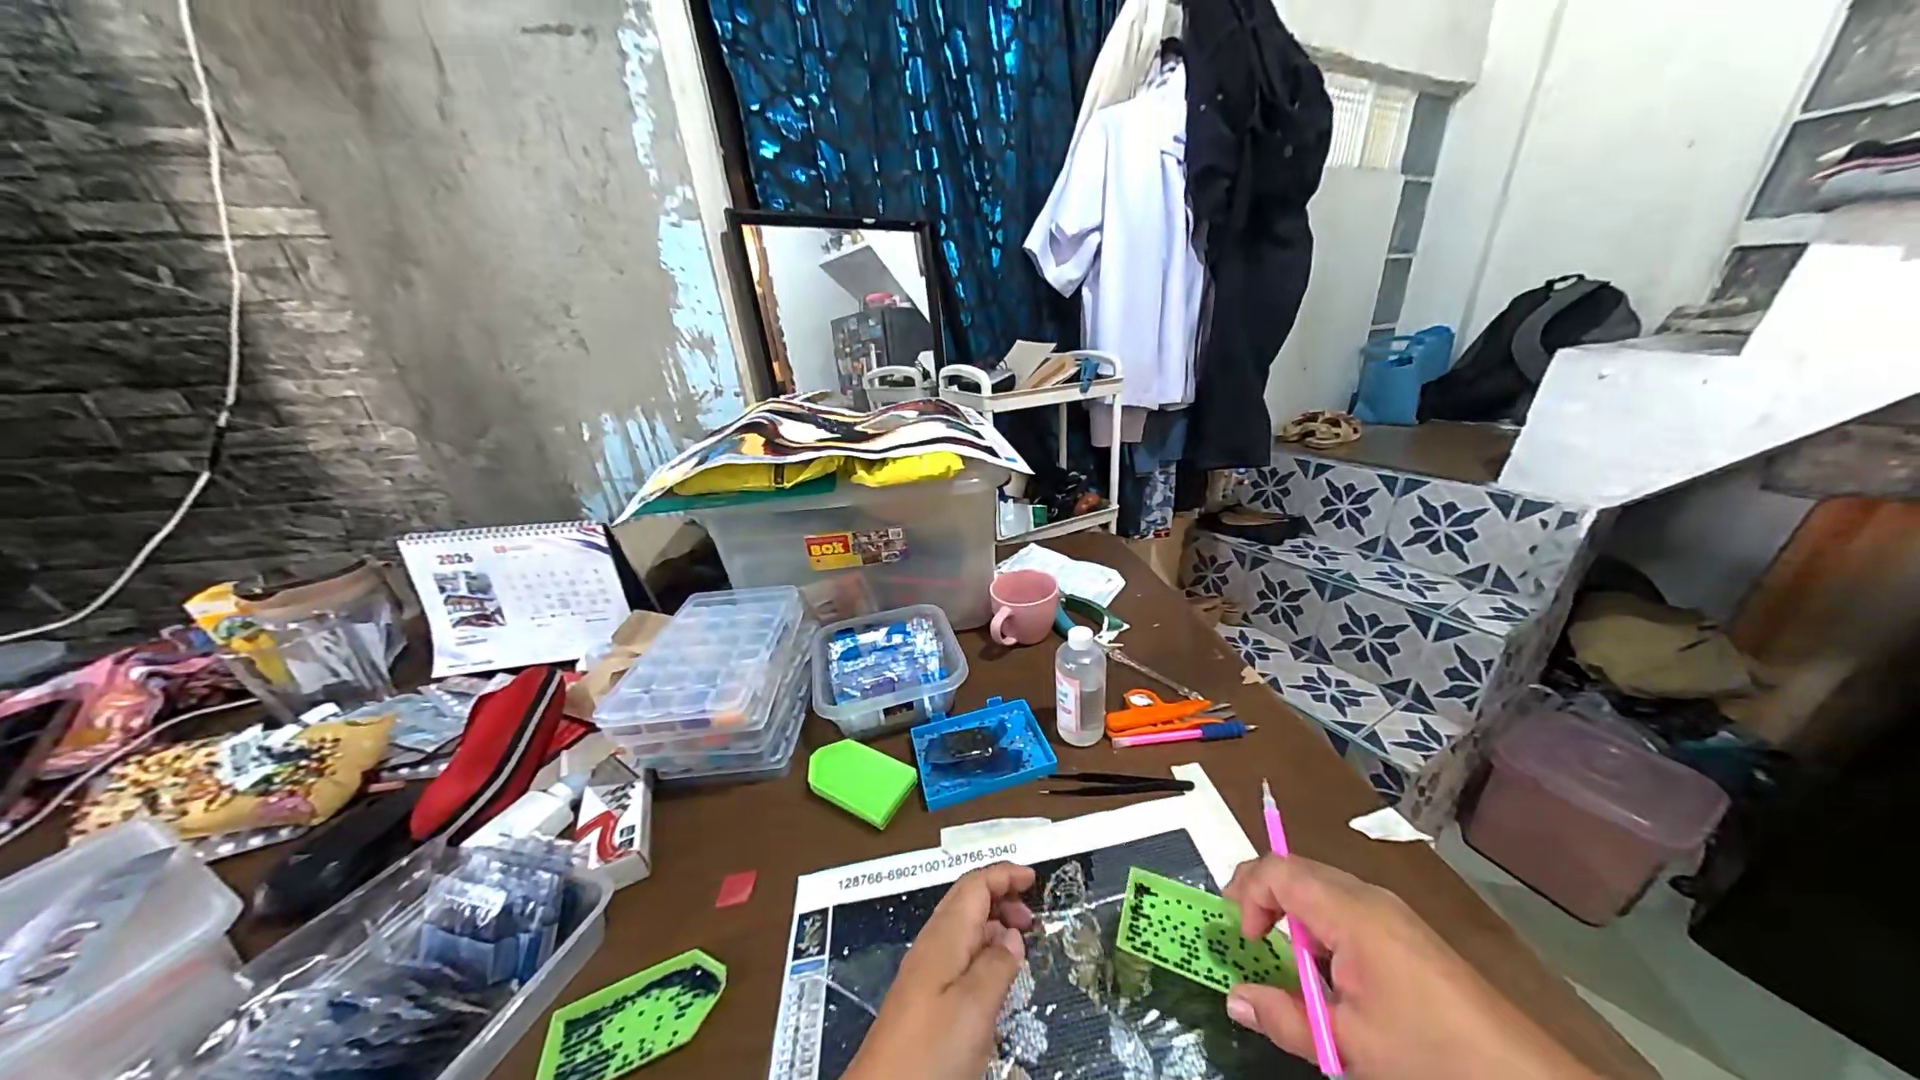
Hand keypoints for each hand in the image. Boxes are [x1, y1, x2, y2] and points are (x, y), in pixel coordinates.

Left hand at [844, 862, 1036, 1079]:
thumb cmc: (930, 1050)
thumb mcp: (974, 1008)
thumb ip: (996, 966)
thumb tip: (1012, 936)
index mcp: (944, 936)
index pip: (974, 885)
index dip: (1003, 874)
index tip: (1033, 877)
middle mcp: (933, 944)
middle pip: (967, 900)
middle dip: (1001, 895)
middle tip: (1032, 918)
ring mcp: (926, 970)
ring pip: (964, 927)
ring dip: (994, 923)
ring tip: (1021, 945)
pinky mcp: (925, 996)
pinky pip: (960, 953)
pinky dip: (984, 949)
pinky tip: (996, 975)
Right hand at [1223, 855, 1600, 1079]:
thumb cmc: (1434, 1058)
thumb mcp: (1350, 1046)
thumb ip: (1284, 1018)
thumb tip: (1235, 999)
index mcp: (1351, 912)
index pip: (1277, 871)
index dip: (1247, 896)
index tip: (1245, 943)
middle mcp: (1368, 897)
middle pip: (1295, 871)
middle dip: (1262, 899)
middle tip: (1249, 943)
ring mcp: (1391, 912)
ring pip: (1319, 888)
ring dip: (1291, 916)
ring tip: (1287, 965)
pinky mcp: (1407, 932)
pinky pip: (1344, 908)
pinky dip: (1319, 928)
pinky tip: (1331, 976)